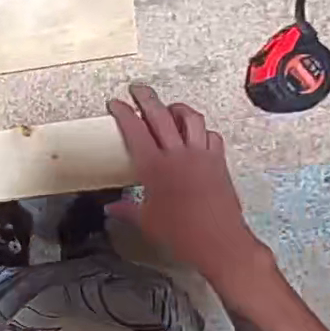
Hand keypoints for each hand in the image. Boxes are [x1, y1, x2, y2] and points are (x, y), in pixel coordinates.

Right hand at [105, 85, 269, 288]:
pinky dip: (199, 130)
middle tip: (137, 89)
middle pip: (160, 115)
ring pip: (190, 118)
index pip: (135, 130)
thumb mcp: (146, 220)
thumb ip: (127, 209)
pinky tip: (193, 135)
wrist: (219, 241)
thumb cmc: (178, 233)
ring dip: (176, 109)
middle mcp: (177, 154)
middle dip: (146, 98)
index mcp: (154, 166)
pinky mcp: (218, 161)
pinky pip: (209, 135)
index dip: (124, 113)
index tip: (115, 103)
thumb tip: (110, 208)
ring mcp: (201, 155)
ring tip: (168, 108)